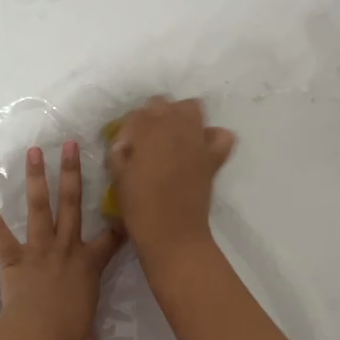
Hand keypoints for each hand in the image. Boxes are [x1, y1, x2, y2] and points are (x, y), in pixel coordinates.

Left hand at [0, 141, 124, 339]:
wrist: (43, 331)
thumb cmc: (70, 330)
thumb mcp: (85, 326)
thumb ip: (86, 330)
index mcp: (90, 264)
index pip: (111, 238)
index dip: (119, 222)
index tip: (123, 202)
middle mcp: (67, 247)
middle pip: (73, 203)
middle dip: (72, 172)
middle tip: (70, 144)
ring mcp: (40, 248)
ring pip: (40, 206)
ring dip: (37, 177)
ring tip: (34, 151)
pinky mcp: (14, 257)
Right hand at [105, 96, 235, 266]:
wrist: (172, 234)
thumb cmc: (139, 208)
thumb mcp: (118, 177)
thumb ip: (119, 153)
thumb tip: (124, 144)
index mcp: (148, 131)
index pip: (136, 115)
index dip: (127, 130)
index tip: (123, 150)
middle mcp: (175, 128)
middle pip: (162, 104)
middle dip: (151, 117)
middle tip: (144, 142)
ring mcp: (198, 140)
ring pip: (192, 108)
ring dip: (179, 117)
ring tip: (170, 137)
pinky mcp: (213, 157)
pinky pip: (221, 135)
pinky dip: (211, 136)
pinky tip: (199, 147)